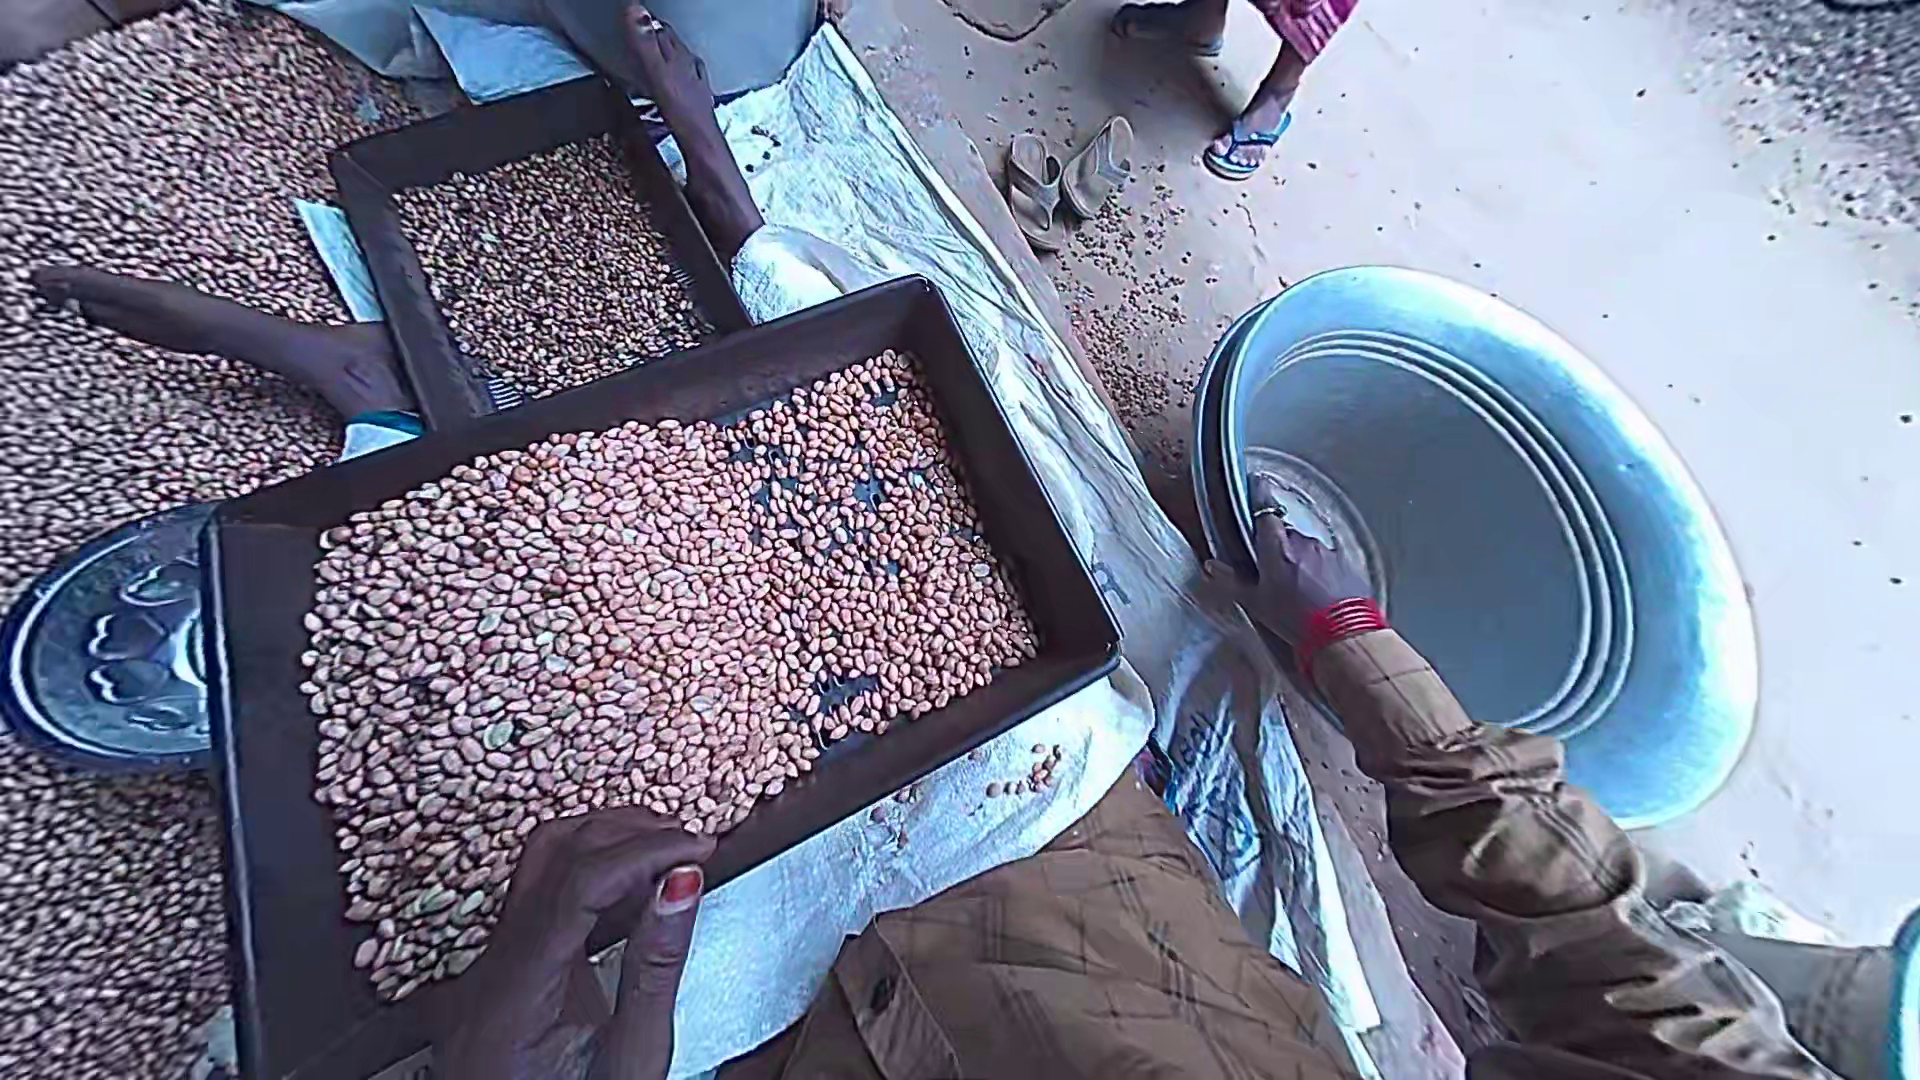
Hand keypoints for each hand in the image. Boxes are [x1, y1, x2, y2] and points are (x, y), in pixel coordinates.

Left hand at [435, 807, 714, 1079]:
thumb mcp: (632, 1062)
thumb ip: (657, 968)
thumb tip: (683, 880)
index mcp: (511, 1002)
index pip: (579, 883)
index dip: (648, 851)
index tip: (700, 848)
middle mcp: (486, 973)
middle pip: (559, 853)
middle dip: (636, 834)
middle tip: (692, 846)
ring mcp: (491, 962)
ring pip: (550, 852)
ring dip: (618, 835)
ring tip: (670, 851)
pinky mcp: (510, 957)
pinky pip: (552, 876)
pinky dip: (604, 857)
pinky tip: (642, 876)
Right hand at [1208, 477, 1370, 644]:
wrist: (1343, 634)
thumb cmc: (1295, 617)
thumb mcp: (1255, 601)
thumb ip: (1232, 581)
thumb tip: (1212, 567)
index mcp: (1276, 548)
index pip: (1265, 510)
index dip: (1259, 494)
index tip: (1256, 482)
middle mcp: (1303, 542)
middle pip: (1285, 533)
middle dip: (1277, 545)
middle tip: (1270, 567)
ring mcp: (1328, 552)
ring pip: (1307, 547)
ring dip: (1300, 558)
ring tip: (1296, 585)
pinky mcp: (1347, 565)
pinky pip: (1327, 560)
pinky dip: (1320, 569)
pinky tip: (1317, 591)